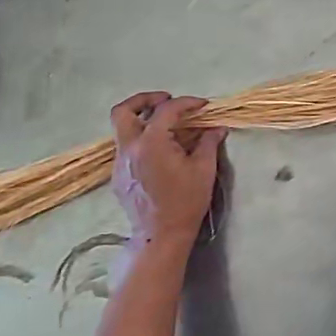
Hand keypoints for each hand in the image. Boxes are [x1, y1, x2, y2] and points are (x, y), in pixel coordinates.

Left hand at [110, 93, 226, 255]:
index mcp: (151, 143)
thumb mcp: (204, 170)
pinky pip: (126, 150)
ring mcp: (119, 163)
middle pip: (124, 111)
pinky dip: (140, 142)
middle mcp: (129, 148)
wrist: (161, 236)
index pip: (166, 110)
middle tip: (164, 100)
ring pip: (122, 130)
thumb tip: (217, 128)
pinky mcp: (118, 177)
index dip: (186, 102)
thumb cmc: (186, 202)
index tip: (202, 105)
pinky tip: (158, 153)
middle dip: (144, 100)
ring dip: (141, 121)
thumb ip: (208, 143)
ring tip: (164, 127)